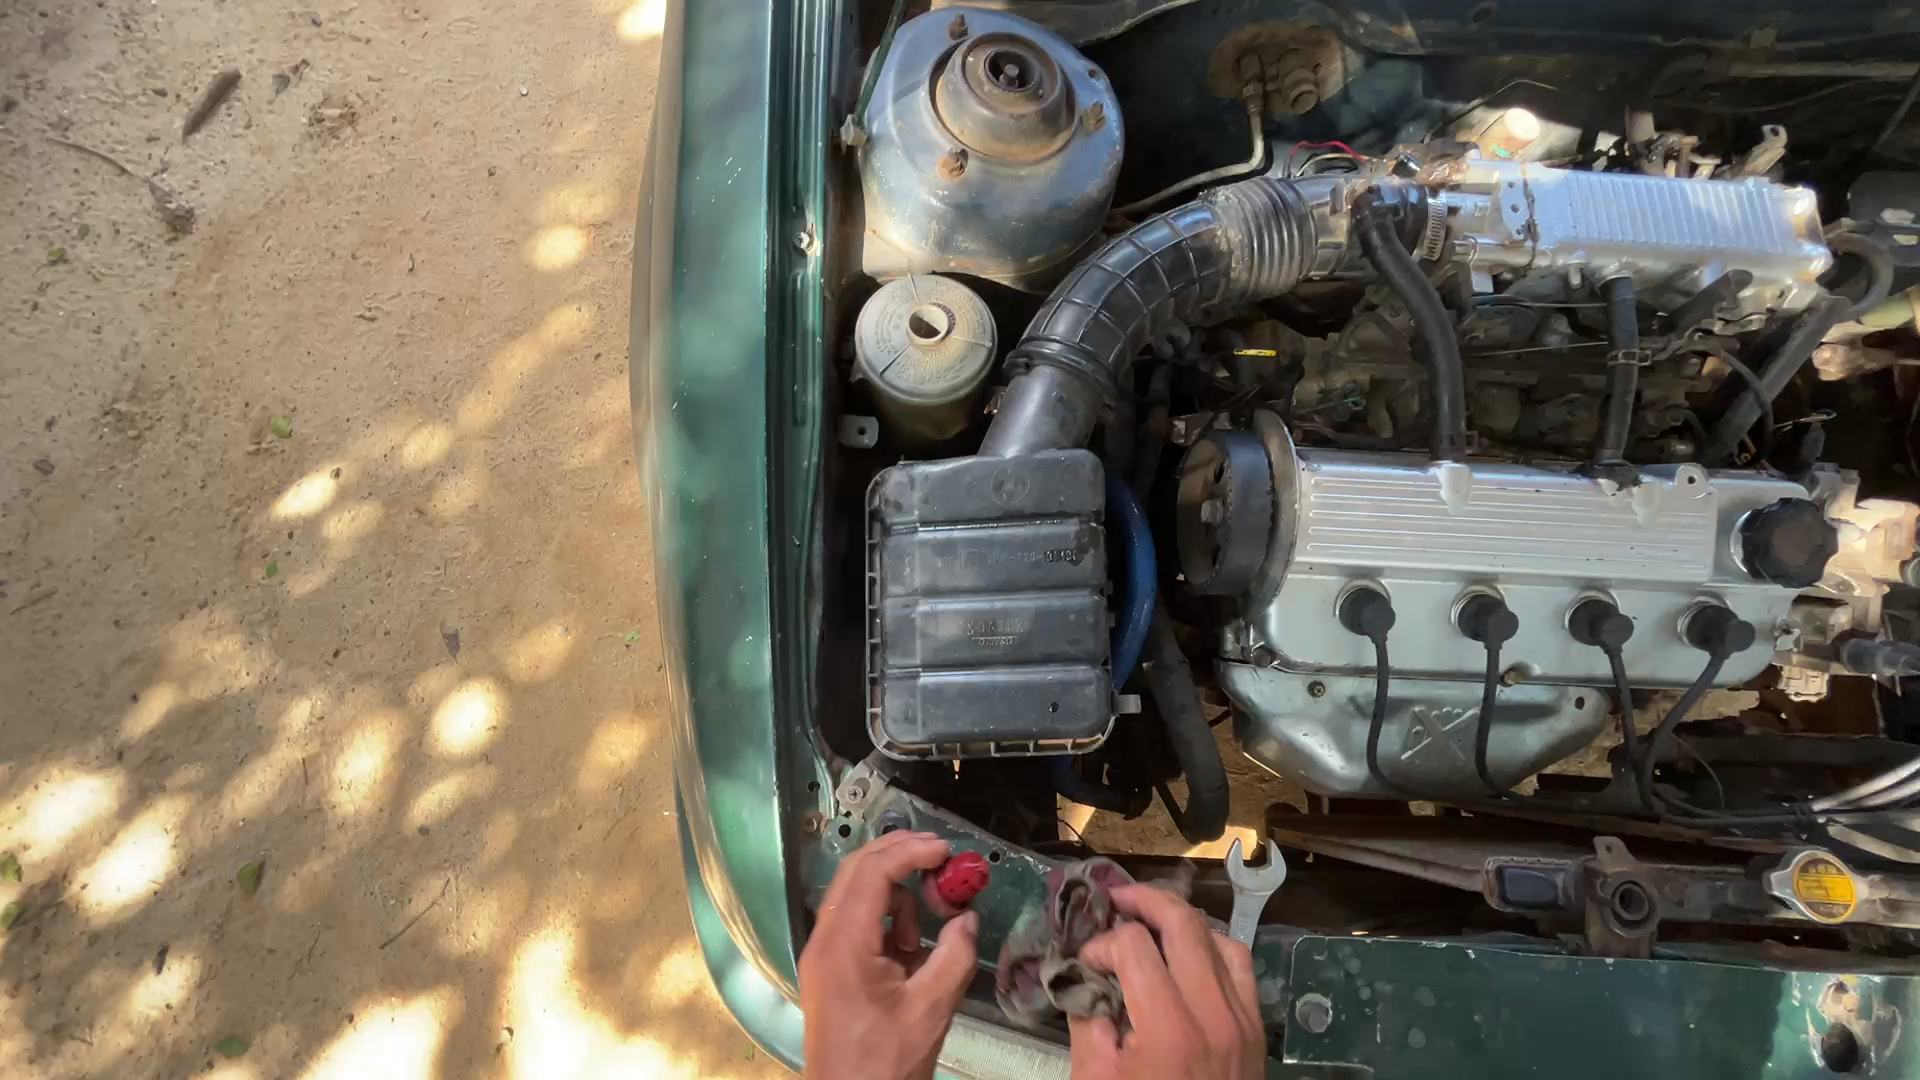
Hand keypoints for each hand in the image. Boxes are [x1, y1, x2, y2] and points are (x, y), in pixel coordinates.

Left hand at [800, 832, 979, 1079]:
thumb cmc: (885, 1065)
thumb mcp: (930, 1011)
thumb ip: (954, 957)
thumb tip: (968, 919)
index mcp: (843, 943)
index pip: (873, 871)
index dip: (910, 851)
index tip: (945, 850)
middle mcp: (825, 937)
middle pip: (858, 868)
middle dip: (901, 854)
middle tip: (940, 856)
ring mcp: (824, 951)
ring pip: (858, 890)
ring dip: (897, 891)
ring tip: (925, 927)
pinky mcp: (830, 965)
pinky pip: (858, 917)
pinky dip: (888, 916)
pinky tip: (910, 948)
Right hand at [1067, 884, 1264, 1078]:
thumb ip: (1087, 1017)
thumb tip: (1083, 972)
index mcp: (1170, 1031)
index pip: (1131, 944)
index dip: (1100, 943)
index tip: (1086, 963)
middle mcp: (1213, 1015)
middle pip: (1180, 920)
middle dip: (1141, 901)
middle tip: (1114, 902)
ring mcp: (1243, 1021)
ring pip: (1214, 933)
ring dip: (1177, 919)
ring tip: (1147, 921)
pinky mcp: (1256, 1030)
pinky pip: (1239, 963)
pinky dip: (1210, 944)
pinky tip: (1186, 953)